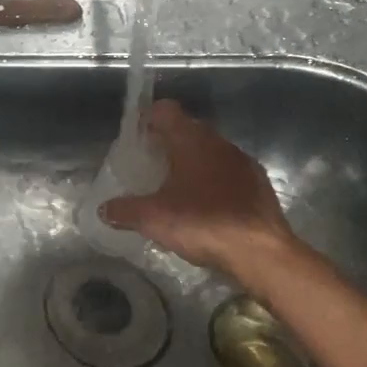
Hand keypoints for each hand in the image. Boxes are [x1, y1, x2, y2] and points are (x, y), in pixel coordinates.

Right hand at [100, 99, 295, 273]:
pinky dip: (215, 181)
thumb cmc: (202, 223)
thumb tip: (103, 209)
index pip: (165, 110)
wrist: (263, 255)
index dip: (147, 118)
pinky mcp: (261, 186)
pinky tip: (205, 205)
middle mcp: (219, 144)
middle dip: (169, 142)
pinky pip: (229, 173)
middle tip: (150, 164)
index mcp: (191, 141)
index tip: (135, 137)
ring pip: (211, 151)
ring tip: (176, 187)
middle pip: (189, 129)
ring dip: (194, 162)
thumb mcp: (151, 218)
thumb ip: (123, 209)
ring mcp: (244, 164)